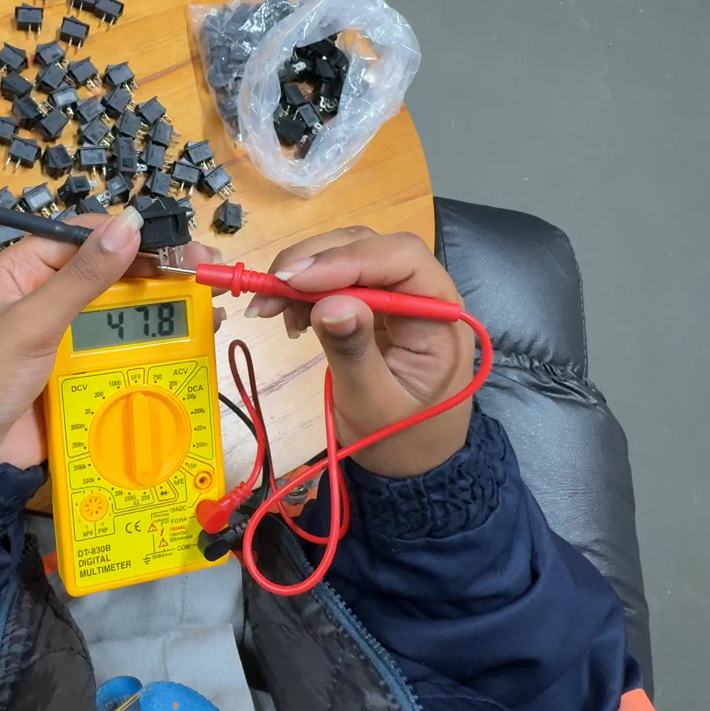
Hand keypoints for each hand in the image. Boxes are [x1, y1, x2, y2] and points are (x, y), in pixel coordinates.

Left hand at [0, 208, 217, 468]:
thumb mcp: (31, 323)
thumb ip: (81, 278)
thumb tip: (129, 225)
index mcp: (28, 268)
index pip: (88, 236)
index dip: (134, 235)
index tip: (178, 243)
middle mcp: (52, 294)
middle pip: (115, 272)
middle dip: (161, 270)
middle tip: (207, 271)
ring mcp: (70, 334)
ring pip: (125, 310)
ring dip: (165, 305)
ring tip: (210, 304)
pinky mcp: (83, 369)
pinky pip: (124, 348)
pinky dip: (156, 344)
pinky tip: (191, 340)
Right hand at [245, 228, 474, 477]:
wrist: (412, 464)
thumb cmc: (401, 441)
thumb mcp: (374, 404)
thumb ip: (354, 352)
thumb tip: (329, 303)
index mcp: (439, 315)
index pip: (400, 258)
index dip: (346, 259)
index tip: (294, 280)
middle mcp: (421, 293)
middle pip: (367, 246)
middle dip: (313, 260)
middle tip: (269, 289)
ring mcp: (395, 296)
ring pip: (345, 255)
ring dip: (301, 272)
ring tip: (270, 307)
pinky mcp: (372, 304)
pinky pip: (334, 278)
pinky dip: (303, 288)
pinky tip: (287, 316)